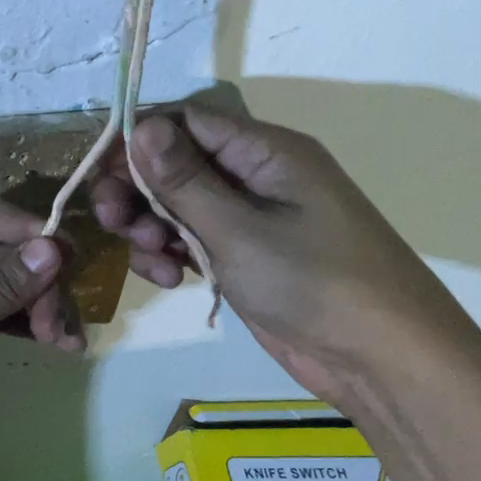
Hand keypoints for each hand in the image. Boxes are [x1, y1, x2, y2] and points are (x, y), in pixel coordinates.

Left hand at [0, 200, 77, 453]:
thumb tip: (53, 247)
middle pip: (5, 256)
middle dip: (41, 284)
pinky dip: (29, 326)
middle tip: (62, 325)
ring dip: (43, 308)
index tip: (66, 256)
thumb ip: (0, 287)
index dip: (26, 229)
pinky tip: (58, 345)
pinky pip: (3, 315)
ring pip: (10, 289)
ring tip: (68, 344)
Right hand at [93, 93, 473, 400]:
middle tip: (110, 222)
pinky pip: (187, 237)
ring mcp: (247, 216)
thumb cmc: (314, 283)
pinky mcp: (240, 253)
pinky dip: (168, 254)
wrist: (381, 360)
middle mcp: (254, 175)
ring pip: (172, 203)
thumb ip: (183, 179)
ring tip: (152, 259)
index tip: (100, 175)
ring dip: (148, 227)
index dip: (138, 141)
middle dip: (135, 190)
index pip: (185, 120)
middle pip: (172, 162)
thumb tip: (141, 125)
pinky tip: (168, 279)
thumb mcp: (237, 230)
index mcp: (265, 153)